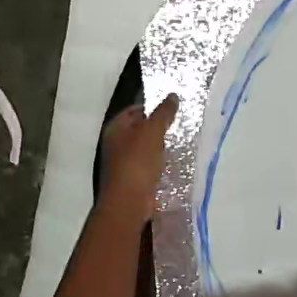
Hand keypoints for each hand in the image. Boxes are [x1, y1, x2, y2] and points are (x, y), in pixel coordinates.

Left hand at [98, 94, 176, 222]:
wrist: (129, 202)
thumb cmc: (137, 162)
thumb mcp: (152, 131)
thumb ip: (163, 113)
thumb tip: (172, 95)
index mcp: (115, 127)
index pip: (134, 109)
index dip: (153, 106)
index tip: (173, 108)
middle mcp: (115, 143)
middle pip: (140, 129)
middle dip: (159, 127)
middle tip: (181, 125)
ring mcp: (122, 162)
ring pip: (145, 148)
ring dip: (160, 147)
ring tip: (181, 143)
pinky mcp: (131, 179)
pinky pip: (148, 165)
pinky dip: (159, 163)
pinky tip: (174, 164)